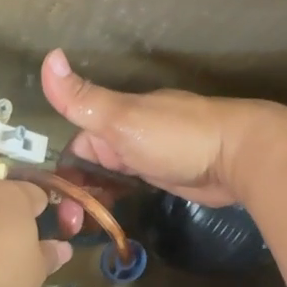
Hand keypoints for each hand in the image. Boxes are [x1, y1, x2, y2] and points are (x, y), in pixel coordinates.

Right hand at [40, 48, 286, 211]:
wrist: (237, 156)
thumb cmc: (177, 137)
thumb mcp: (121, 118)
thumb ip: (83, 98)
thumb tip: (49, 58)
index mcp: (113, 118)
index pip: (73, 148)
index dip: (61, 174)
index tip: (57, 204)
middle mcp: (124, 135)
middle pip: (86, 166)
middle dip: (76, 193)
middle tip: (74, 224)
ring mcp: (143, 155)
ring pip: (104, 180)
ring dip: (92, 201)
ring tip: (85, 228)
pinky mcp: (159, 175)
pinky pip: (124, 188)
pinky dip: (112, 202)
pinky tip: (108, 218)